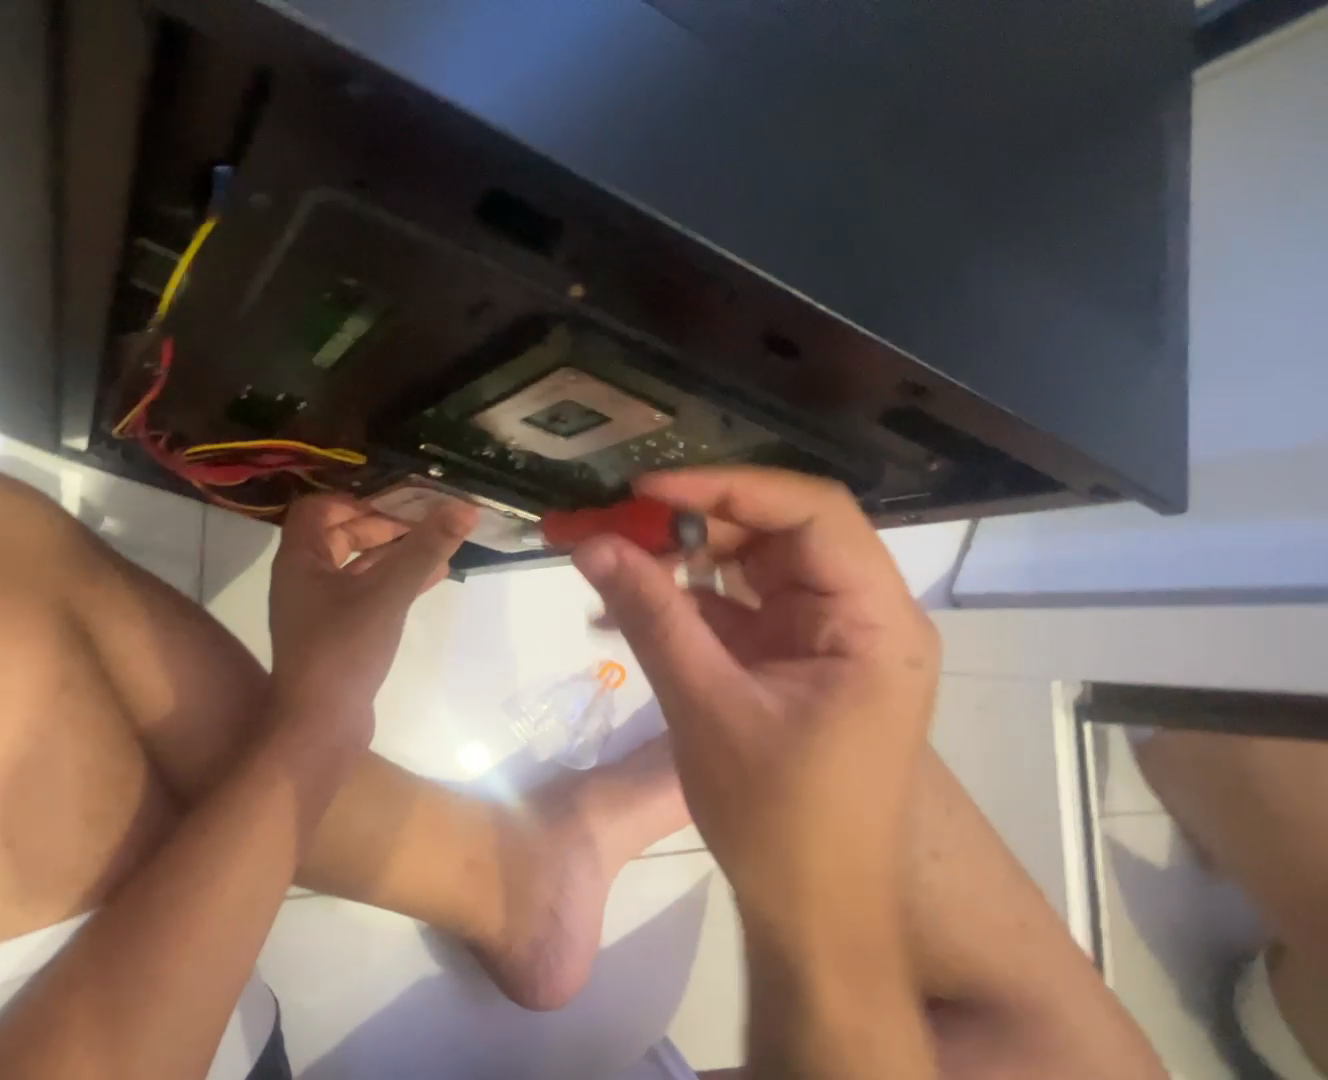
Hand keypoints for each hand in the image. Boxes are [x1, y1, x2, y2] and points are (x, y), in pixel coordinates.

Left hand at [268, 495, 476, 745]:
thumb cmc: (343, 650)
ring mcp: (318, 609)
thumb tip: (465, 507)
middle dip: (382, 526)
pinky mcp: (336, 634)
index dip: (355, 500)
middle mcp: (301, 579)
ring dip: (393, 554)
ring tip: (438, 547)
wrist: (319, 727)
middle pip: (339, 535)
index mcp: (298, 561)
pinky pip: (364, 595)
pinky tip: (434, 578)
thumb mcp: (387, 594)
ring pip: (356, 566)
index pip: (318, 508)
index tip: (396, 504)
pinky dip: (393, 583)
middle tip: (423, 524)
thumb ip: (424, 549)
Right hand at [571, 467, 938, 919]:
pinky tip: (622, 606)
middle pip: (776, 535)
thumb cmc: (779, 818)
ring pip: (749, 568)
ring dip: (678, 562)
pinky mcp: (789, 662)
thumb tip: (589, 544)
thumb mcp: (707, 708)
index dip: (727, 488)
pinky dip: (681, 603)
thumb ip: (651, 617)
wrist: (811, 910)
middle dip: (689, 526)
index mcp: (875, 623)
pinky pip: (734, 610)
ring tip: (605, 562)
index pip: (811, 514)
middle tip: (609, 527)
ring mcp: (824, 639)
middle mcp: (860, 617)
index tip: (644, 492)